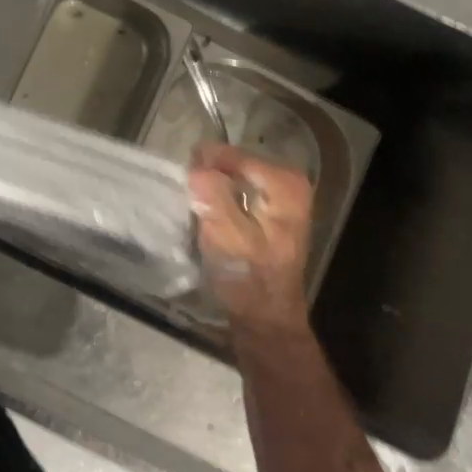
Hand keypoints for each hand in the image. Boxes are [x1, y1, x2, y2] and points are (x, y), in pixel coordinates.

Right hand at [188, 144, 313, 334]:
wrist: (263, 316)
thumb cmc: (248, 277)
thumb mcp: (227, 237)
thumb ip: (213, 197)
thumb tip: (197, 167)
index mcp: (285, 184)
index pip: (232, 155)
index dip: (203, 166)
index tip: (182, 183)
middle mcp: (289, 182)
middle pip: (233, 161)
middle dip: (207, 175)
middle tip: (187, 196)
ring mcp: (280, 195)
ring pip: (232, 173)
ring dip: (210, 186)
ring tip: (194, 205)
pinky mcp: (268, 209)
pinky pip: (235, 187)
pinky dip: (219, 196)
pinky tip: (208, 214)